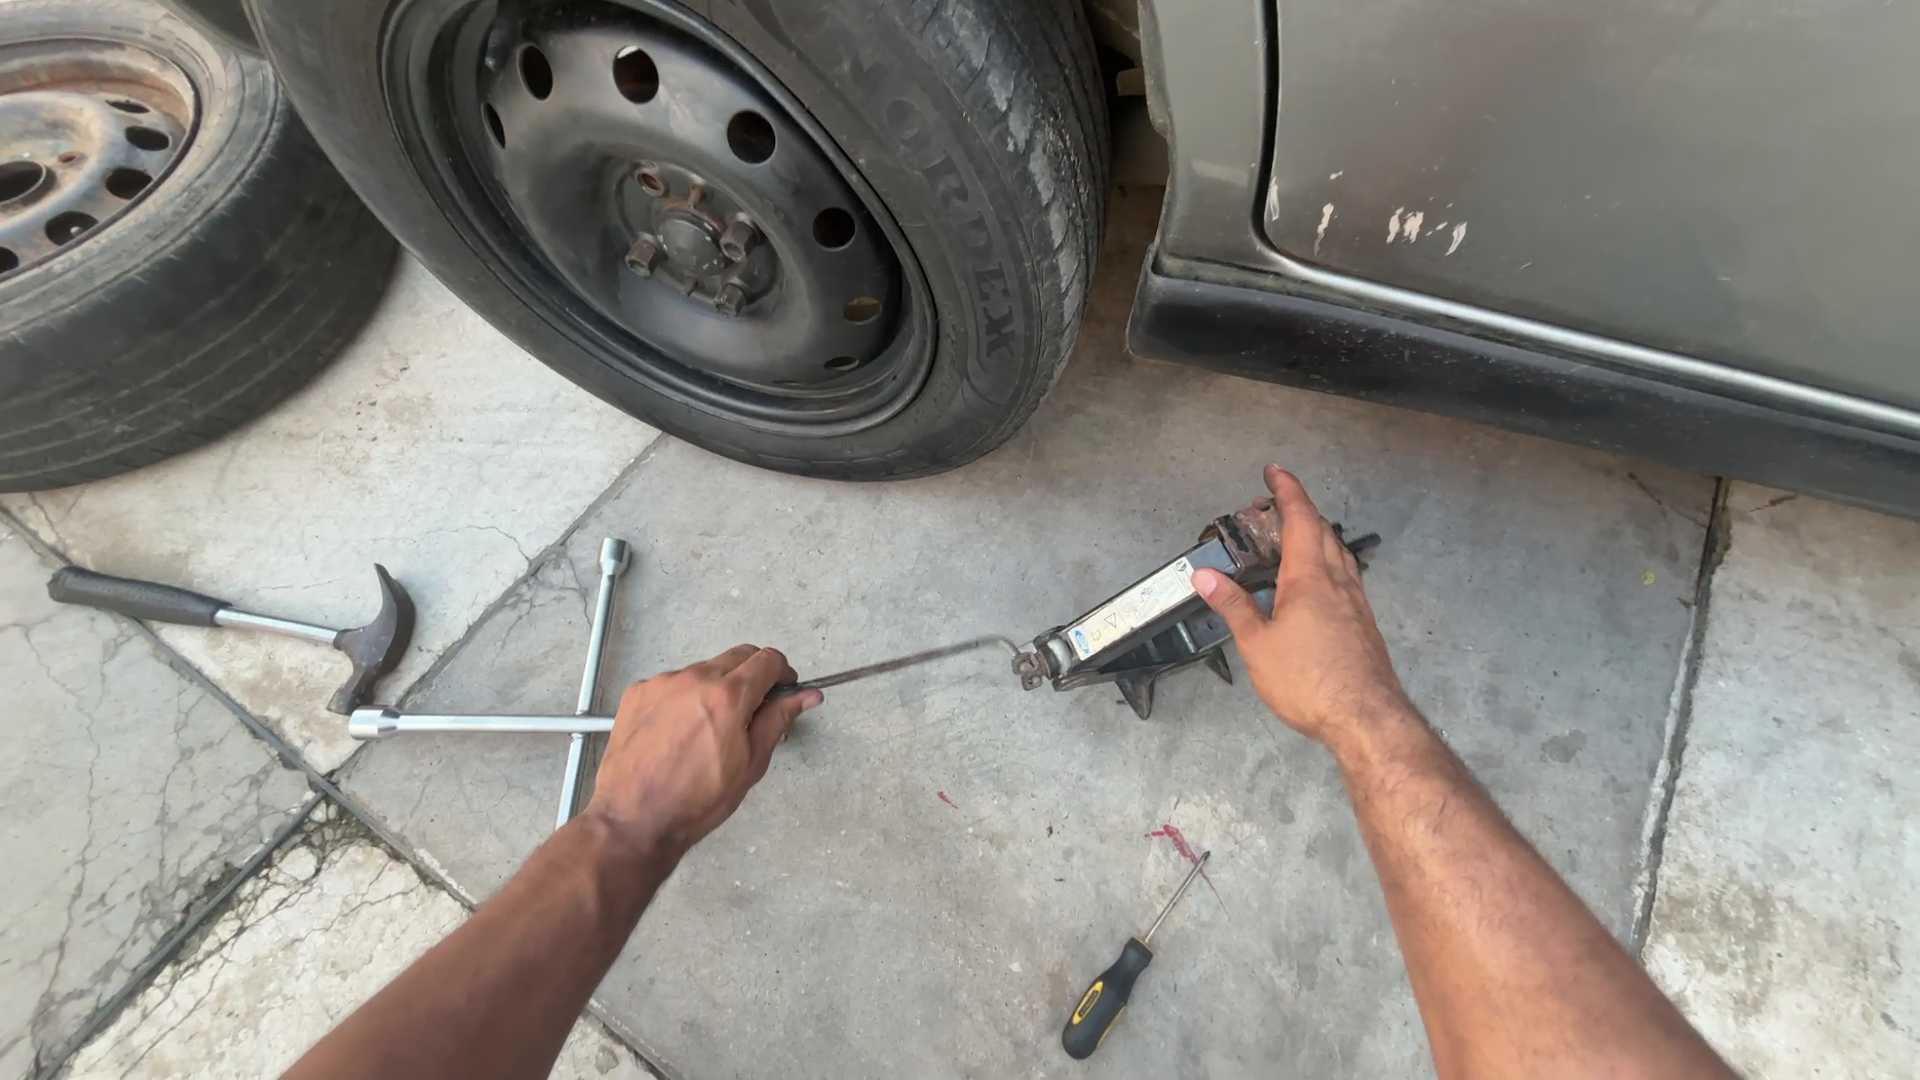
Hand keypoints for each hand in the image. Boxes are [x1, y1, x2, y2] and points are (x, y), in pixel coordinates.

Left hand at [581, 645, 821, 859]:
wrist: (633, 821)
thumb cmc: (697, 800)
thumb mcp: (751, 763)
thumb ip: (779, 719)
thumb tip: (808, 695)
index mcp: (728, 696)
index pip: (769, 660)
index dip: (783, 674)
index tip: (783, 691)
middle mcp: (695, 678)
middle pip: (739, 655)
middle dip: (754, 675)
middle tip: (753, 708)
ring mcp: (663, 683)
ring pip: (706, 668)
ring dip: (718, 685)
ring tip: (711, 725)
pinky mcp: (638, 692)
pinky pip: (674, 682)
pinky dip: (686, 696)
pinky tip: (681, 729)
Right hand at [1192, 466, 1411, 748]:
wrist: (1366, 719)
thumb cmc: (1310, 680)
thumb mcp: (1257, 644)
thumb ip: (1232, 605)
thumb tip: (1205, 576)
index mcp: (1310, 579)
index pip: (1301, 520)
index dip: (1287, 491)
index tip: (1274, 471)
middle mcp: (1338, 583)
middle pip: (1322, 532)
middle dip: (1297, 511)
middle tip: (1269, 509)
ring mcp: (1356, 603)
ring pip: (1338, 553)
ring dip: (1314, 535)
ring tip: (1289, 538)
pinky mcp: (1362, 624)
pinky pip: (1344, 576)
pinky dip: (1325, 562)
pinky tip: (1314, 582)